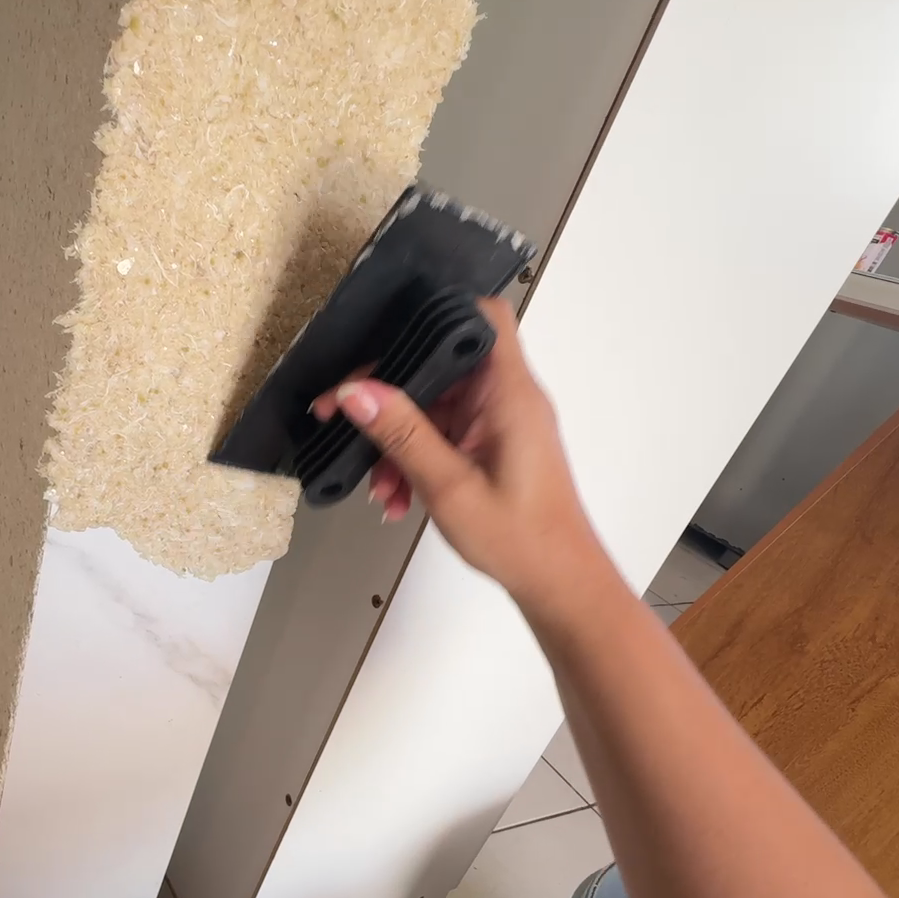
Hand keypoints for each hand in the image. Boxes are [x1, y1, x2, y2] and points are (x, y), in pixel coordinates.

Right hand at [311, 296, 595, 603]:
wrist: (556, 584)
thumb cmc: (519, 538)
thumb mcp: (448, 485)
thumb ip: (401, 434)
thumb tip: (355, 391)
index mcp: (509, 394)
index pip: (483, 318)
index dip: (436, 313)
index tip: (383, 335)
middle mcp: (506, 399)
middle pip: (440, 367)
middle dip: (389, 397)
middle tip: (342, 414)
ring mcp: (496, 424)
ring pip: (432, 409)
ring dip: (396, 442)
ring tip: (377, 485)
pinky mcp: (488, 447)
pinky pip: (439, 437)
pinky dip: (413, 461)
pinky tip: (395, 497)